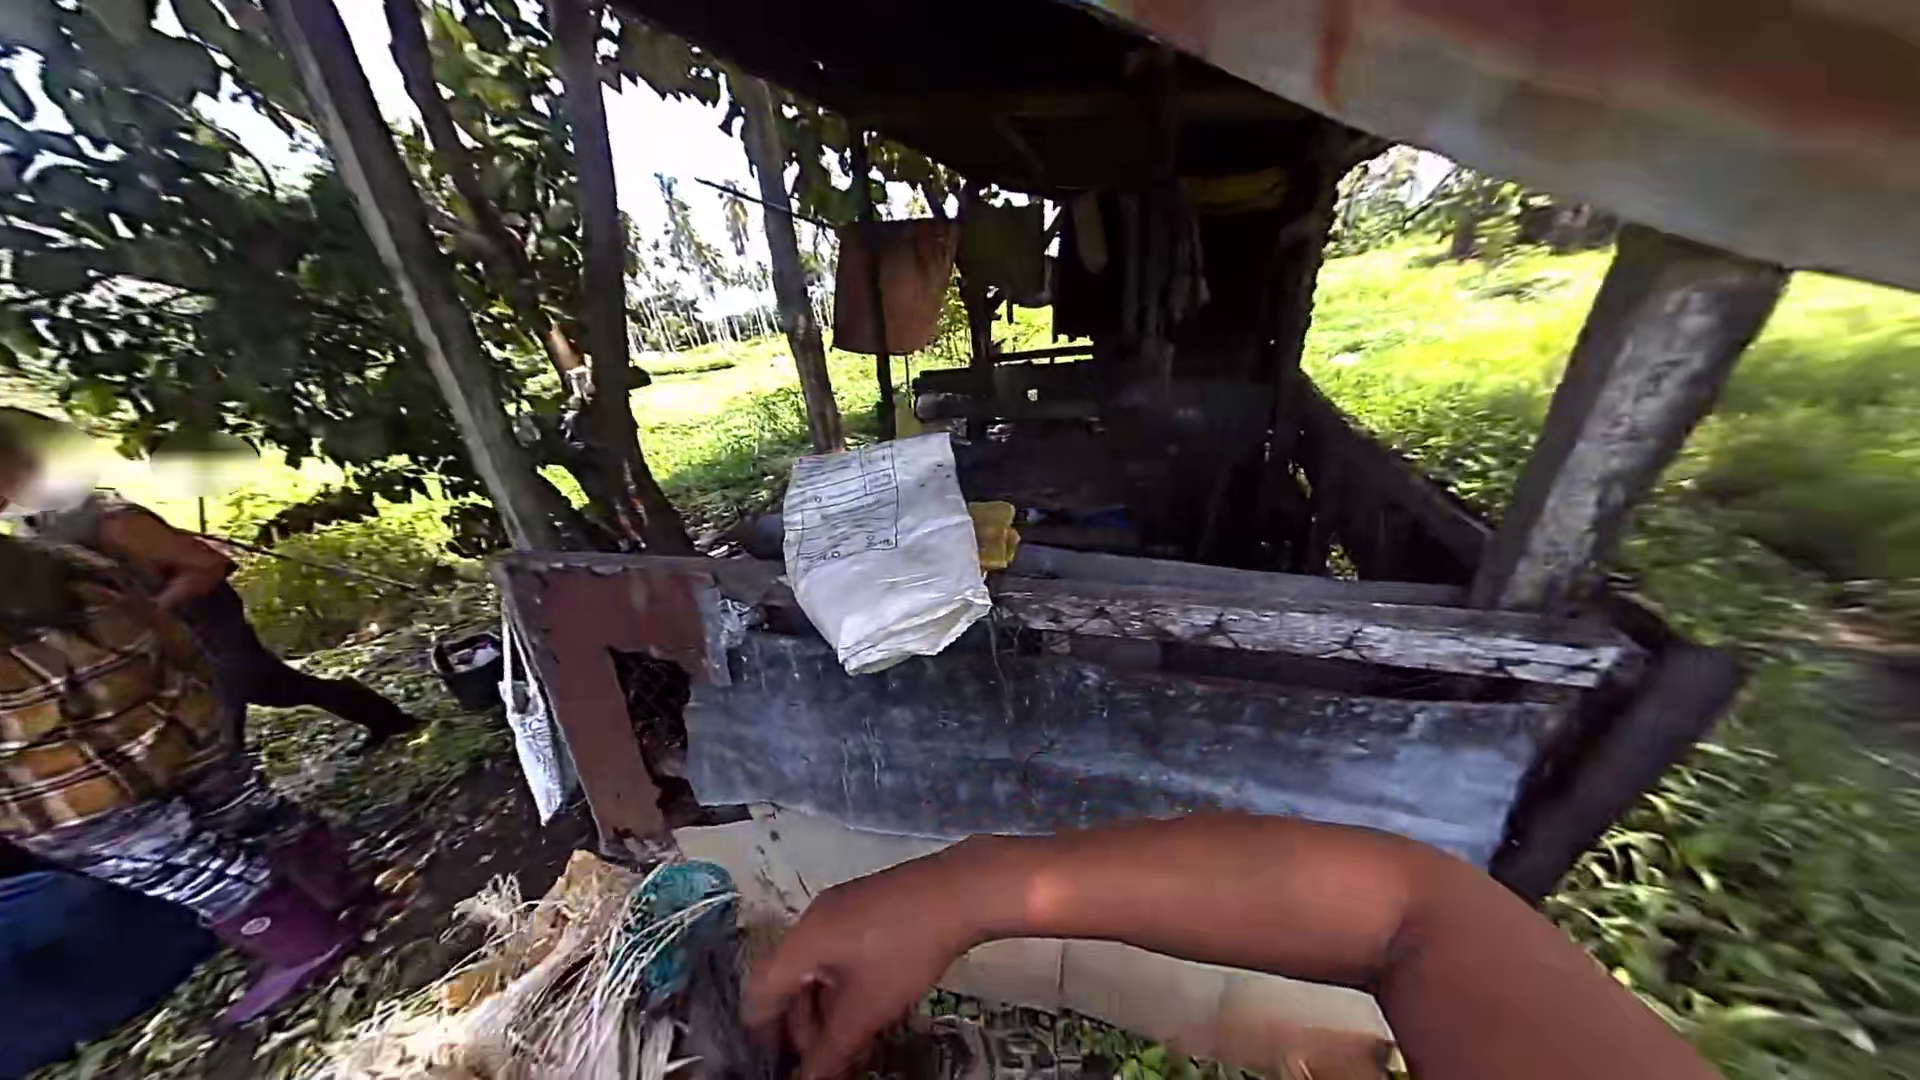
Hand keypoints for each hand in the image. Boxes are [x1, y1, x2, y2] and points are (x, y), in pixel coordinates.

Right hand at [744, 840, 1015, 1079]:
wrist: (956, 890)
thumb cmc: (906, 949)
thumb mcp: (866, 1009)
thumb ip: (830, 1052)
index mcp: (805, 937)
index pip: (761, 989)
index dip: (765, 1034)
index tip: (781, 1065)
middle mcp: (816, 916)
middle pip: (789, 977)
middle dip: (802, 1025)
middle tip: (826, 1060)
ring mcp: (843, 905)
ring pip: (817, 964)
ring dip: (826, 1006)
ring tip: (852, 1040)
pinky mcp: (867, 902)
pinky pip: (839, 947)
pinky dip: (843, 981)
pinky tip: (869, 1005)